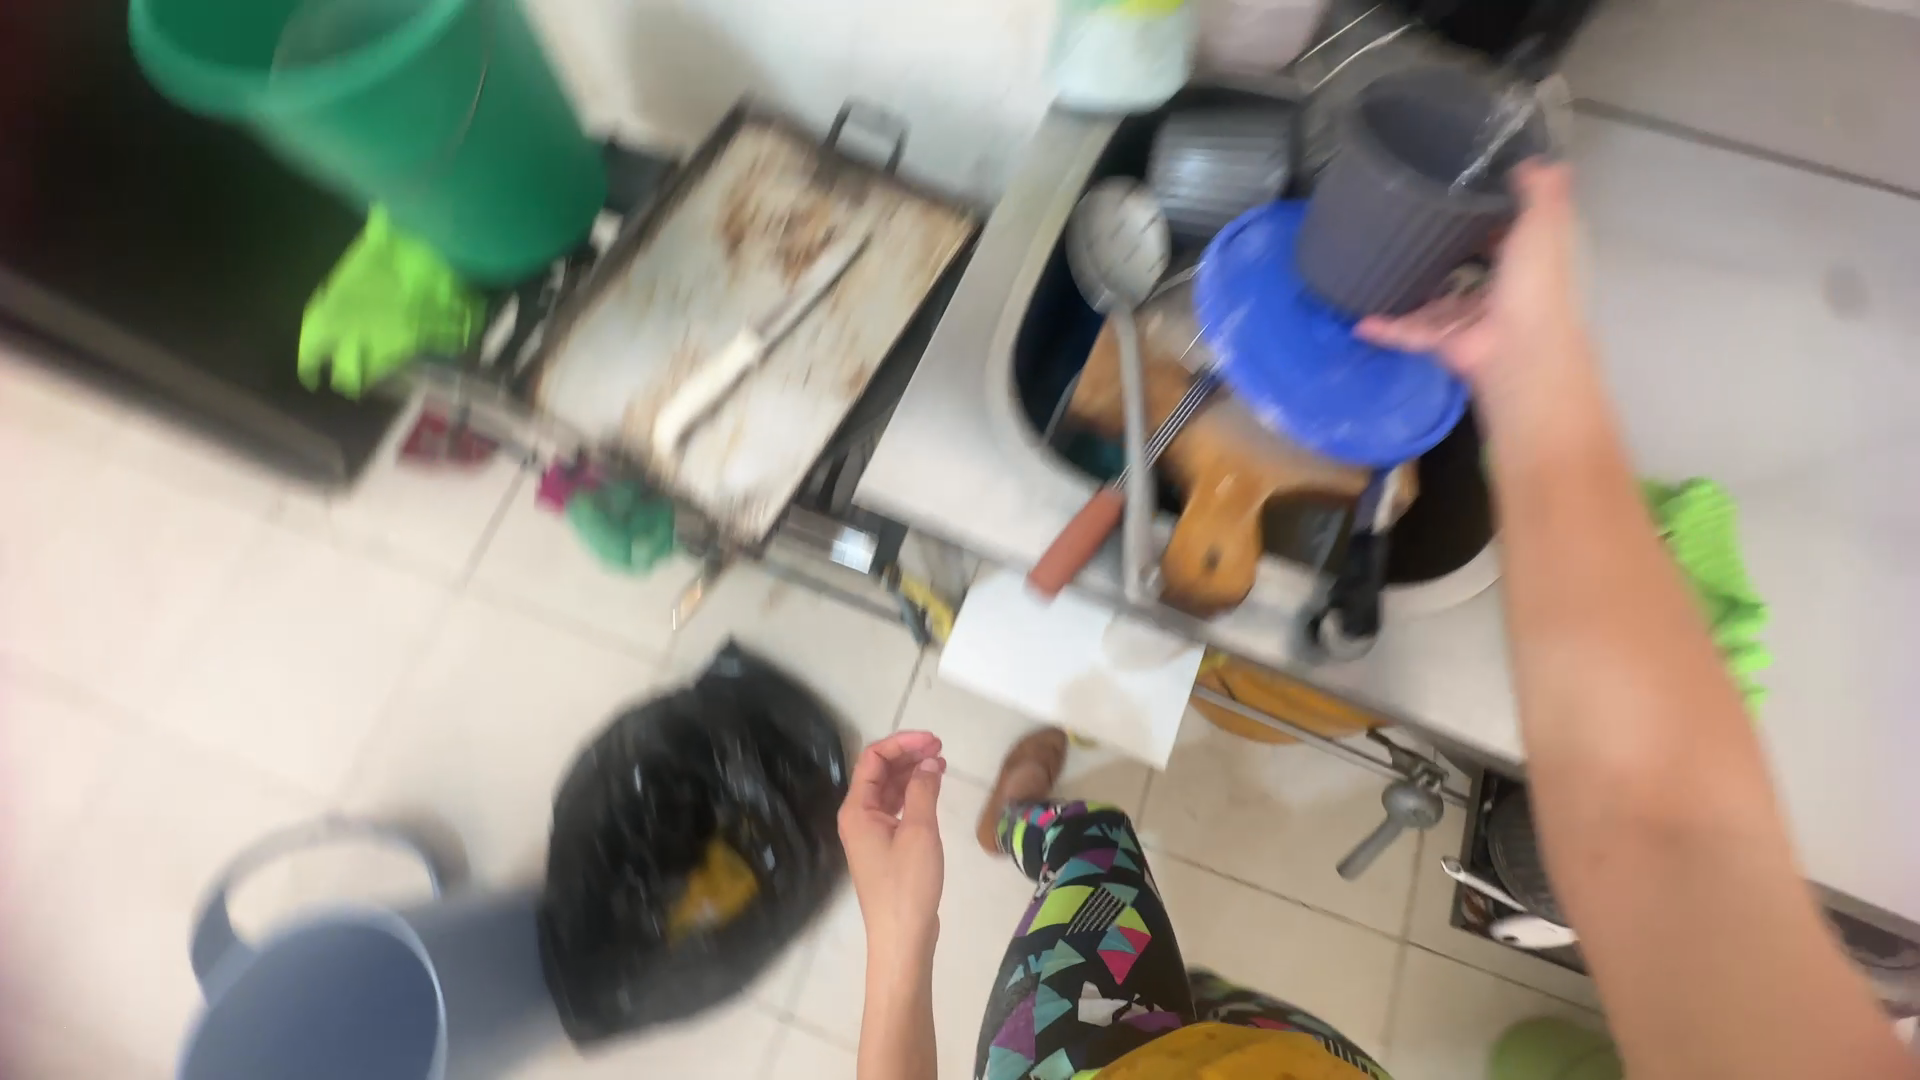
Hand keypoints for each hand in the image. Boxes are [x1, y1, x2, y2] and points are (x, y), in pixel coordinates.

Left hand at [839, 731, 946, 963]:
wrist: (902, 939)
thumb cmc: (907, 884)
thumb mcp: (919, 831)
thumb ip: (923, 789)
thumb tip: (929, 761)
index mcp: (857, 809)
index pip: (873, 759)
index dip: (902, 742)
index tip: (933, 740)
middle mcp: (859, 816)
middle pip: (879, 771)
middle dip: (909, 754)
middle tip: (941, 749)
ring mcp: (871, 832)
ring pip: (889, 788)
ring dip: (912, 772)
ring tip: (942, 763)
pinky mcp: (885, 846)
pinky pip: (896, 807)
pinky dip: (914, 793)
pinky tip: (933, 788)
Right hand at [1356, 160, 1582, 387]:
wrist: (1517, 345)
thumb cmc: (1533, 281)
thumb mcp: (1544, 224)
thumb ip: (1539, 192)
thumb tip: (1532, 160)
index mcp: (1522, 263)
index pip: (1504, 237)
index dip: (1486, 220)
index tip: (1456, 201)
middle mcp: (1494, 292)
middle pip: (1464, 272)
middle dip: (1440, 260)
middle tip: (1406, 237)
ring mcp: (1465, 321)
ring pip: (1432, 306)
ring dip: (1408, 297)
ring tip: (1378, 278)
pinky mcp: (1440, 343)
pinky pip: (1407, 334)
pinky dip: (1385, 330)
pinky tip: (1360, 321)